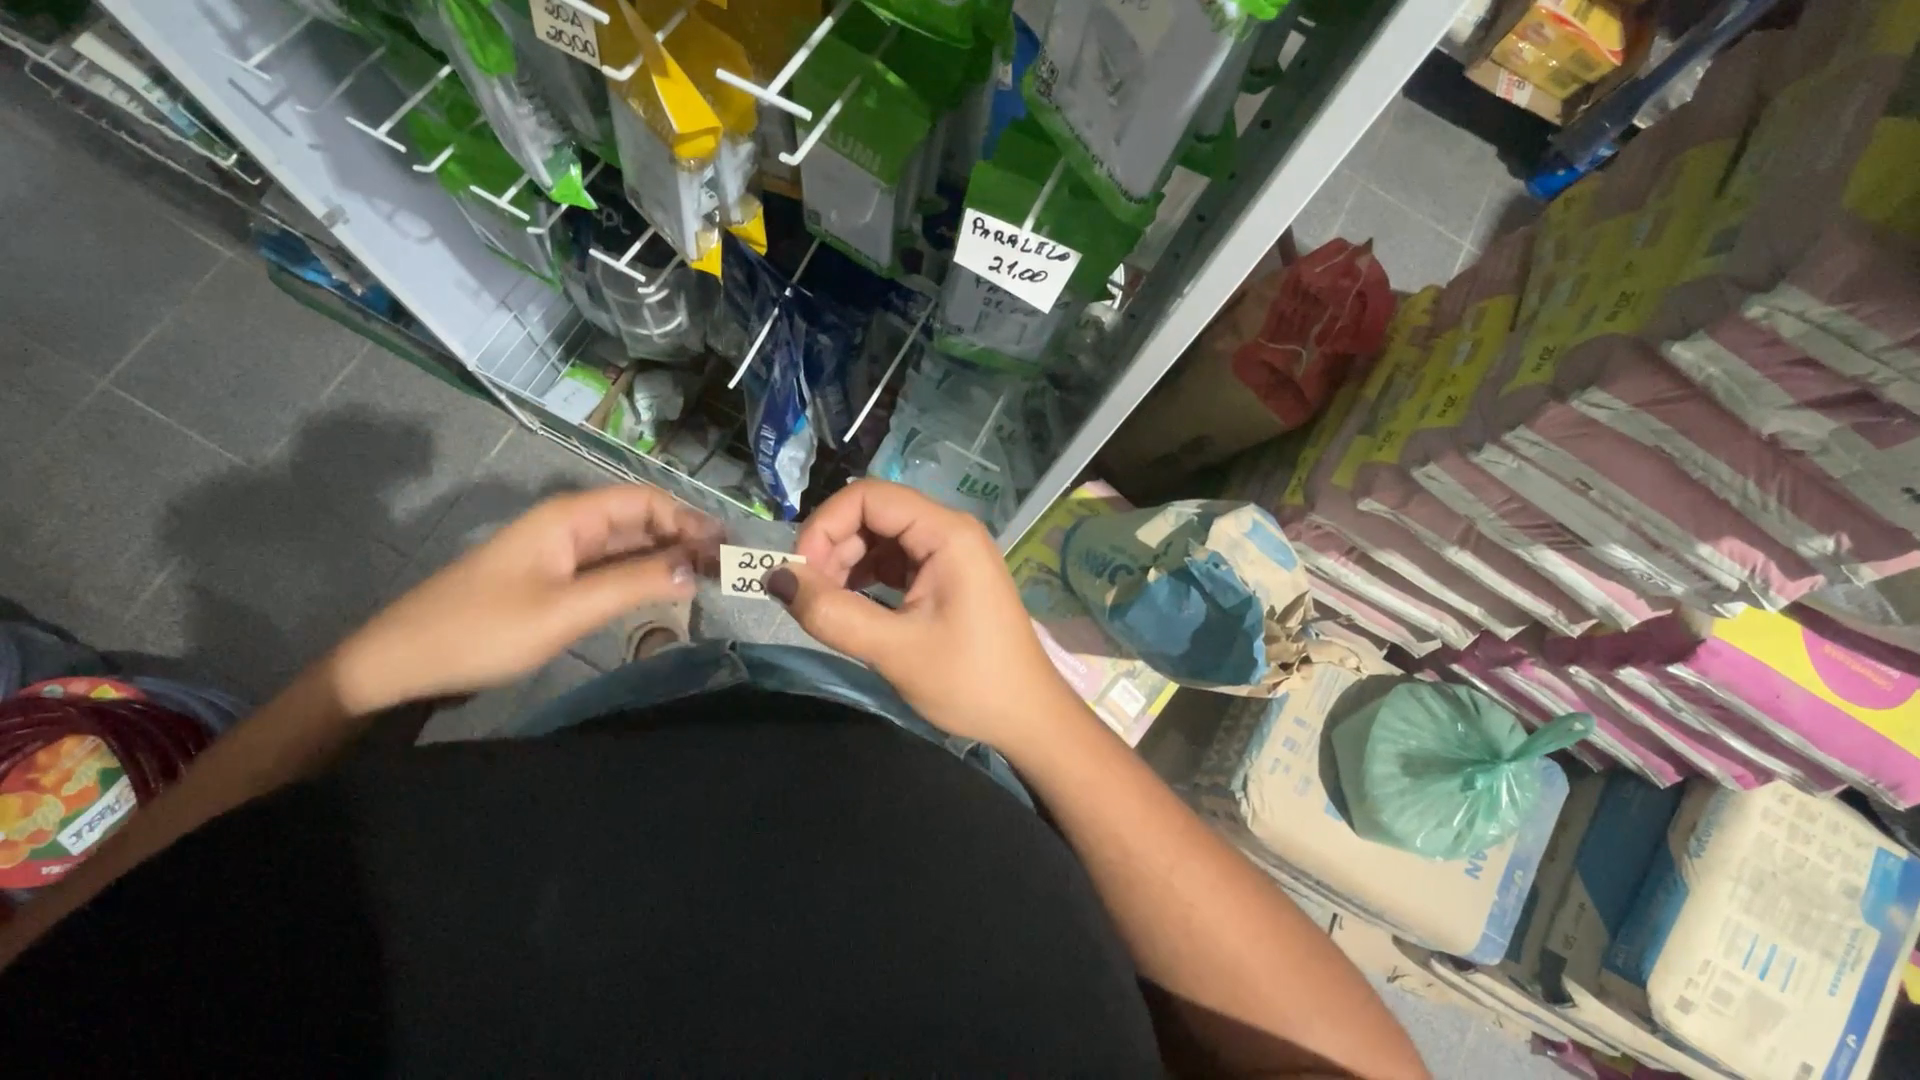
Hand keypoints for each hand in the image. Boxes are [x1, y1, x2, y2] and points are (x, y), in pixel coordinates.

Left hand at [331, 485, 720, 712]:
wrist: (402, 661)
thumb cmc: (483, 630)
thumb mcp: (566, 609)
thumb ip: (633, 584)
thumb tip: (696, 569)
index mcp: (569, 517)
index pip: (646, 500)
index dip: (690, 518)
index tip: (727, 547)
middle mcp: (568, 525)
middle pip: (640, 518)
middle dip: (684, 536)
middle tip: (725, 567)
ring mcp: (559, 552)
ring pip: (626, 543)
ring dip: (666, 556)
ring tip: (707, 578)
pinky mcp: (553, 578)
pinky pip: (609, 566)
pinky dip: (641, 574)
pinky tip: (665, 590)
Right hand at [771, 480, 1079, 749]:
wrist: (1027, 718)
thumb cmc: (970, 682)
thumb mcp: (894, 650)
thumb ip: (832, 613)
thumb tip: (775, 579)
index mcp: (947, 533)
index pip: (869, 497)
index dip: (825, 526)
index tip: (801, 573)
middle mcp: (949, 531)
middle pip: (873, 514)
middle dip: (833, 548)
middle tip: (811, 598)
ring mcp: (950, 554)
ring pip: (880, 539)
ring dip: (846, 565)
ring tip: (829, 607)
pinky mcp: (946, 578)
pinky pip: (895, 562)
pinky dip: (866, 579)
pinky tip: (853, 608)